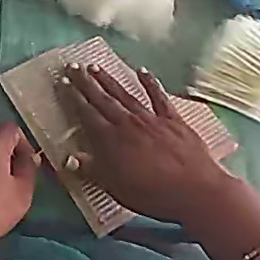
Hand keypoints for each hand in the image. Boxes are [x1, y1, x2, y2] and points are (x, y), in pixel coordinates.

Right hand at [62, 65, 242, 223]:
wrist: (197, 190)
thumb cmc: (152, 194)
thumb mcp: (115, 187)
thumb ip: (91, 170)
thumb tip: (67, 157)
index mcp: (111, 139)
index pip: (86, 113)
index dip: (73, 98)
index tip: (62, 83)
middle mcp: (128, 123)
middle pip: (102, 98)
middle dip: (85, 82)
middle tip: (72, 66)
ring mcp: (151, 119)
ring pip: (125, 94)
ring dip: (109, 80)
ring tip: (95, 66)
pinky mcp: (173, 120)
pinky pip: (158, 97)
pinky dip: (150, 83)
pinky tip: (142, 71)